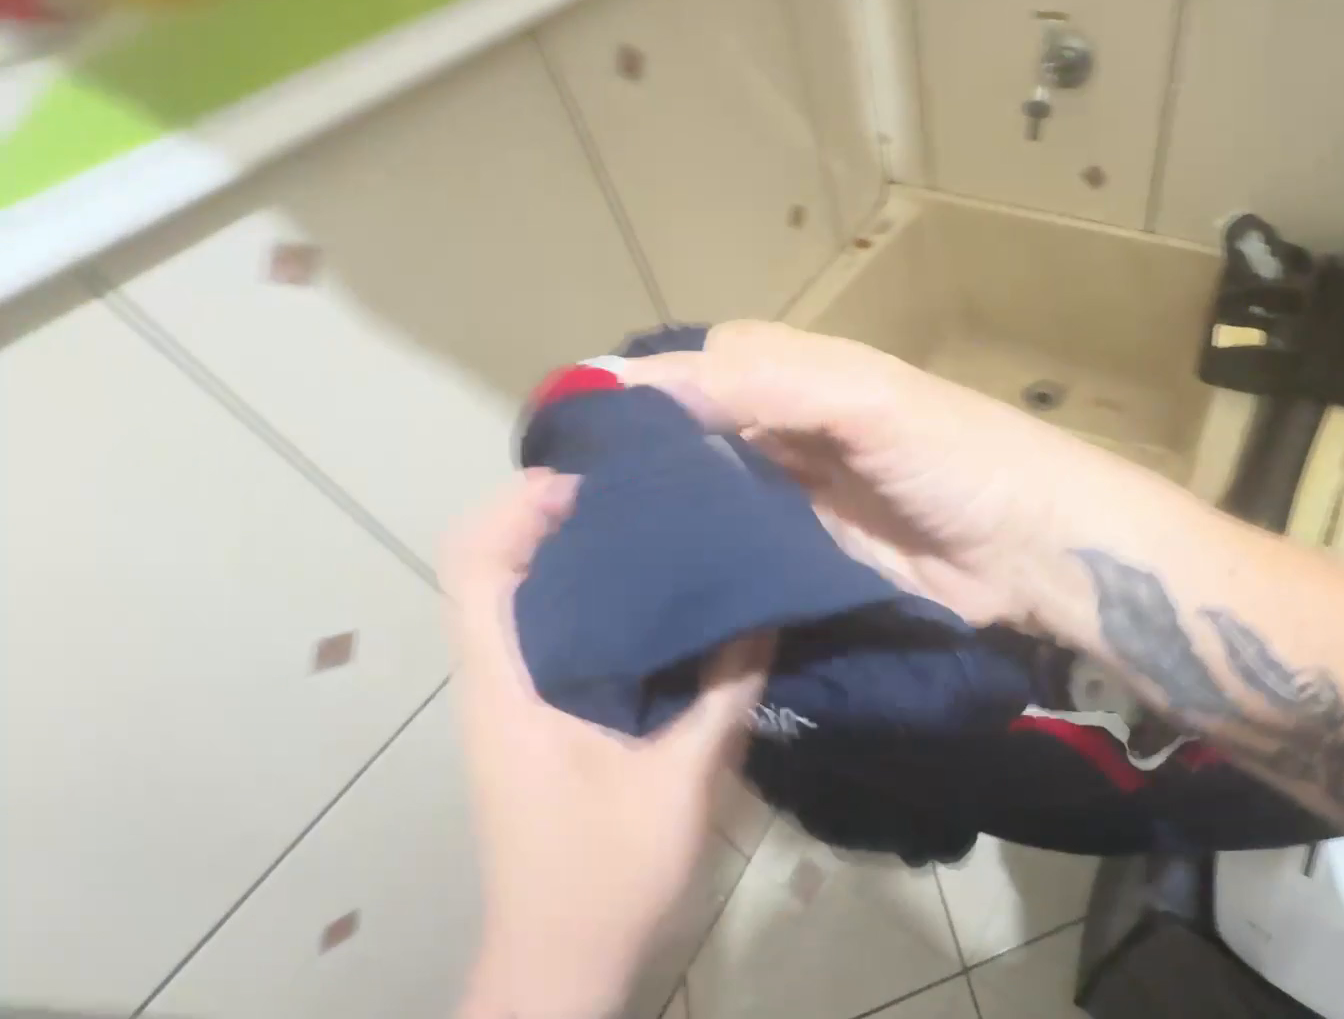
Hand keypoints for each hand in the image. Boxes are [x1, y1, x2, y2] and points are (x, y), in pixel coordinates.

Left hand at [443, 470, 769, 1018]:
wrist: (561, 961)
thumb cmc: (607, 873)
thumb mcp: (684, 776)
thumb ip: (726, 688)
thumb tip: (766, 608)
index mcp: (510, 686)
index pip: (475, 568)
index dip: (517, 509)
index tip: (591, 483)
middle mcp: (499, 682)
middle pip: (495, 569)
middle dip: (553, 517)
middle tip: (639, 494)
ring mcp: (515, 702)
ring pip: (525, 600)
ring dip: (575, 556)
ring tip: (655, 531)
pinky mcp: (540, 721)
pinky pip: (554, 635)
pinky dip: (593, 600)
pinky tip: (658, 603)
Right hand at [621, 321, 1172, 626]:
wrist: (1032, 551)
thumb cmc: (957, 456)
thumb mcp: (864, 398)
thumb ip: (762, 382)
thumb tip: (631, 380)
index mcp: (802, 379)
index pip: (701, 371)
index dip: (644, 395)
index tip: (575, 436)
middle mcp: (793, 434)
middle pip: (700, 438)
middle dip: (647, 463)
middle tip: (570, 505)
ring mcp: (801, 501)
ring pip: (715, 499)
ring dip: (670, 516)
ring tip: (593, 546)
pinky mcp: (812, 560)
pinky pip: (744, 555)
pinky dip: (707, 562)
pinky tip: (656, 581)